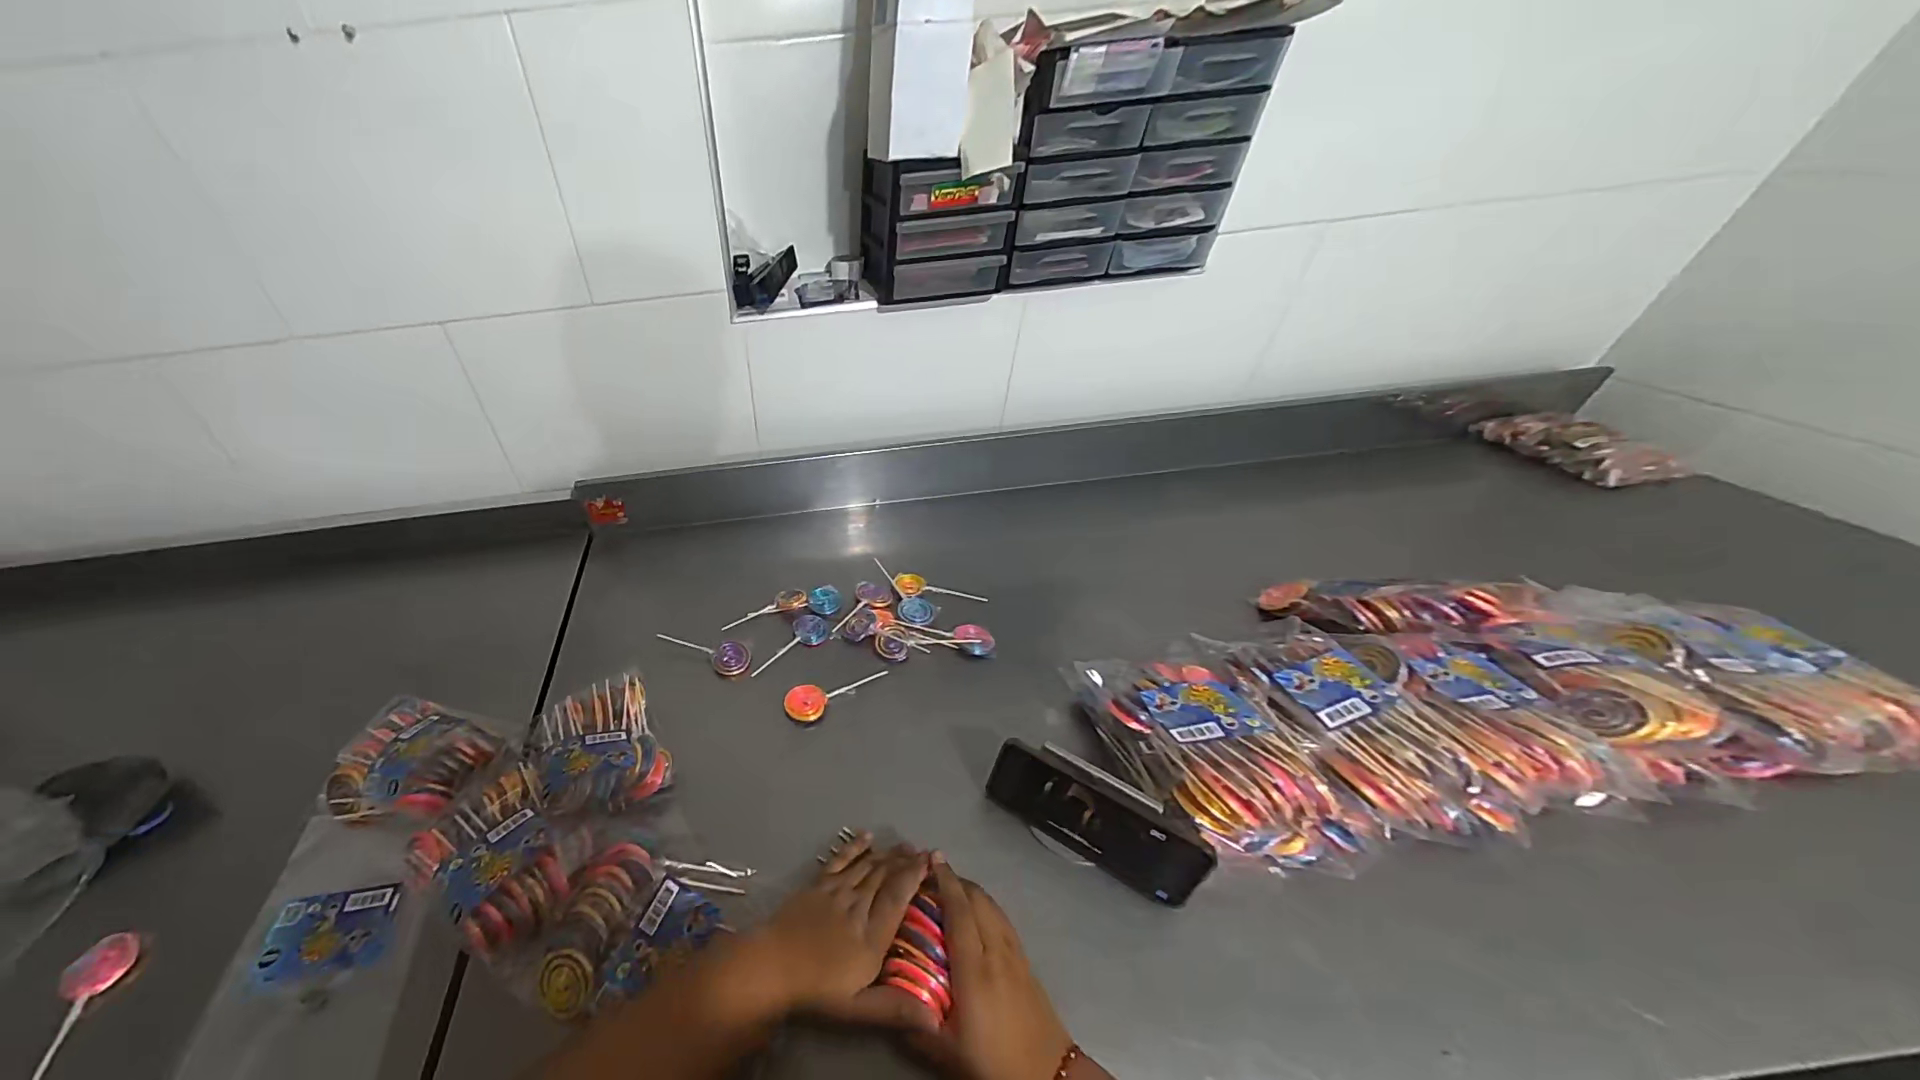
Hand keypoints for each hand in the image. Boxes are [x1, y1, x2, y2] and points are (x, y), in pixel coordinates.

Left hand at [736, 831, 930, 1017]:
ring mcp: (838, 890)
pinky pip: (841, 859)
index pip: (900, 895)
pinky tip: (868, 837)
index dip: (916, 875)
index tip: (931, 861)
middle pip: (886, 875)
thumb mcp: (857, 1007)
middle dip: (906, 861)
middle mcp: (859, 905)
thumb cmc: (816, 989)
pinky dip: (856, 847)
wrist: (771, 967)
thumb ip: (894, 1008)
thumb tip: (935, 1021)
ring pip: (869, 865)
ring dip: (888, 854)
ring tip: (904, 846)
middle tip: (922, 851)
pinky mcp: (818, 883)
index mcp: (873, 934)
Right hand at [906, 856, 1077, 1079]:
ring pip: (993, 906)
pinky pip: (1003, 919)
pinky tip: (979, 911)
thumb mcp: (946, 1051)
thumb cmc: (993, 1061)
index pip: (959, 912)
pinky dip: (987, 904)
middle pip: (978, 900)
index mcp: (974, 968)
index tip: (932, 860)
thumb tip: (887, 1001)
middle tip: (935, 869)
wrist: (1048, 1074)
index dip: (946, 882)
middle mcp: (996, 951)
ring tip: (953, 884)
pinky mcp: (1026, 961)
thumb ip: (916, 1023)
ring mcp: (1015, 953)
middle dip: (957, 880)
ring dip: (973, 890)